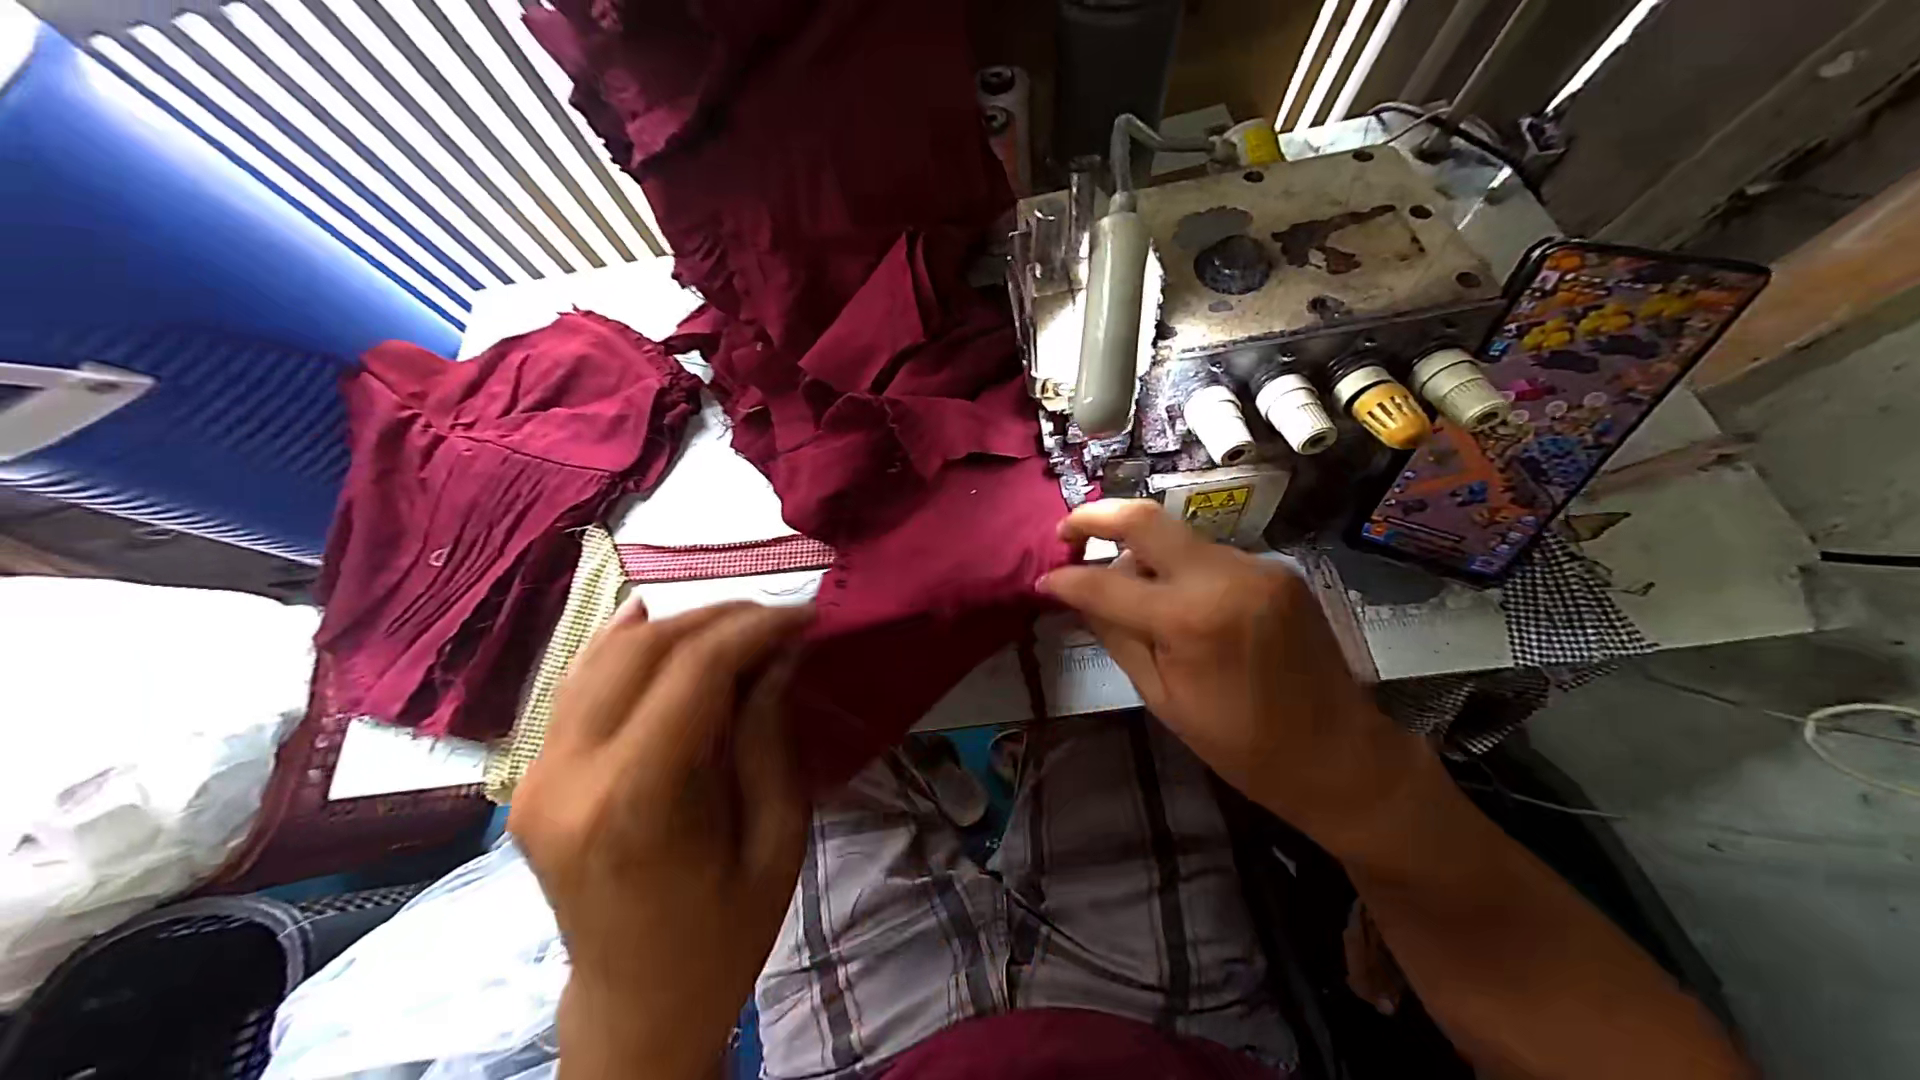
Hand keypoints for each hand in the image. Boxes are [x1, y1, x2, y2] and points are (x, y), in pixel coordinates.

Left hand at [509, 599, 813, 1079]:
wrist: (636, 1002)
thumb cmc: (724, 934)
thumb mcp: (776, 838)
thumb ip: (769, 737)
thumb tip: (779, 655)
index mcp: (635, 802)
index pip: (693, 671)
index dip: (754, 629)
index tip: (803, 616)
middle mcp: (568, 776)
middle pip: (643, 649)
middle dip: (718, 618)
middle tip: (776, 616)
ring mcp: (537, 775)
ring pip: (604, 655)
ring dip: (676, 624)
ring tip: (736, 621)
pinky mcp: (533, 776)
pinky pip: (580, 685)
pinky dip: (624, 645)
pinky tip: (658, 623)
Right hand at [1038, 500, 1435, 844]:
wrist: (1340, 755)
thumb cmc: (1240, 744)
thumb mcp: (1162, 698)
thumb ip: (1116, 635)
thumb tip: (1077, 594)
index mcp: (1190, 618)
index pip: (1107, 581)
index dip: (1066, 580)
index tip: (1043, 582)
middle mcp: (1225, 575)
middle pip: (1145, 518)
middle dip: (1095, 517)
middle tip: (1065, 534)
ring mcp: (1257, 566)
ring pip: (1178, 538)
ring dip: (1141, 552)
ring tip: (1123, 584)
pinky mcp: (1276, 569)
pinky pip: (1210, 557)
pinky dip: (1179, 569)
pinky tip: (1175, 599)